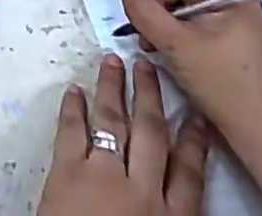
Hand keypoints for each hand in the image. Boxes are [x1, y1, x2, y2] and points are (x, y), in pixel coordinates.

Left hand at [36, 54, 209, 215]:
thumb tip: (187, 201)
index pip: (189, 173)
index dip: (194, 141)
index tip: (196, 115)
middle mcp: (141, 191)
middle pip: (149, 132)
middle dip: (149, 96)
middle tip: (147, 64)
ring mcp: (102, 177)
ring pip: (111, 121)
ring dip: (112, 88)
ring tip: (110, 60)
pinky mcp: (66, 172)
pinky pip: (71, 130)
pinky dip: (73, 108)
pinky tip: (74, 90)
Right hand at [115, 0, 261, 126]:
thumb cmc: (224, 88)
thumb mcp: (175, 44)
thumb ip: (143, 9)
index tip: (150, 30)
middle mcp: (240, 5)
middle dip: (162, 15)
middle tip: (154, 45)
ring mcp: (244, 28)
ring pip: (190, 13)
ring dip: (171, 30)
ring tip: (167, 56)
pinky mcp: (242, 49)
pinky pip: (203, 30)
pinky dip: (186, 42)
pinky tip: (184, 65)